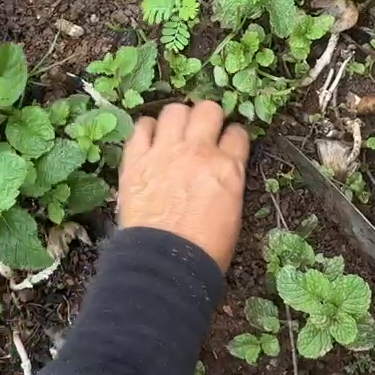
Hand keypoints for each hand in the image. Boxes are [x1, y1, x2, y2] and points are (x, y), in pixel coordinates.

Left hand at [118, 101, 249, 272]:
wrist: (165, 264)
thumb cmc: (205, 250)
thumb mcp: (232, 214)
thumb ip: (228, 183)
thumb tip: (222, 174)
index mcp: (228, 168)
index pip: (238, 133)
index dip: (233, 136)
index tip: (228, 141)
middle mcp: (198, 152)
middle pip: (208, 110)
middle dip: (208, 116)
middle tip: (203, 129)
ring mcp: (165, 152)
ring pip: (175, 111)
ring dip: (178, 118)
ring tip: (175, 131)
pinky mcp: (137, 159)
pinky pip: (142, 127)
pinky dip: (148, 129)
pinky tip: (150, 139)